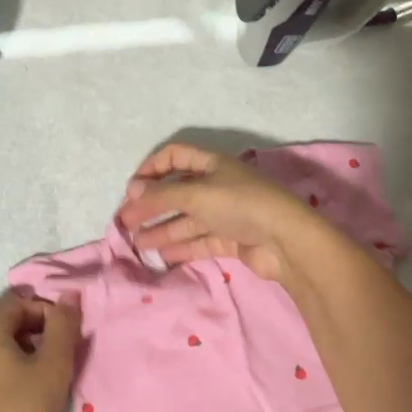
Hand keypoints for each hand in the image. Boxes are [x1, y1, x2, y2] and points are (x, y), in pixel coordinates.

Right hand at [115, 143, 329, 283]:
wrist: (285, 239)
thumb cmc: (240, 205)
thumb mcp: (197, 194)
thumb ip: (162, 195)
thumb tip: (132, 192)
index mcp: (213, 164)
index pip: (176, 156)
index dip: (152, 169)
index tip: (131, 189)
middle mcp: (218, 185)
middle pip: (178, 191)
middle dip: (152, 204)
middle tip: (125, 221)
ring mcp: (226, 214)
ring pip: (187, 219)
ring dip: (162, 228)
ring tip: (137, 242)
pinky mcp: (232, 240)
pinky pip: (200, 240)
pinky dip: (180, 246)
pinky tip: (160, 255)